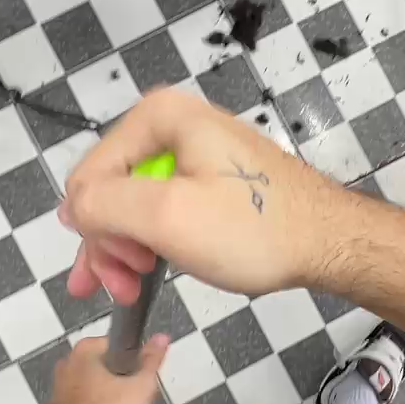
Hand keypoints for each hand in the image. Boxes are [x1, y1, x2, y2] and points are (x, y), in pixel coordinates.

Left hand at [48, 336, 167, 403]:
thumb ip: (152, 360)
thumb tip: (162, 336)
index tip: (140, 376)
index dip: (133, 358)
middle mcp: (67, 360)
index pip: (118, 344)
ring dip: (105, 390)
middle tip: (133, 394)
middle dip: (119, 374)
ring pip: (92, 380)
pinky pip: (81, 397)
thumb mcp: (141, 385)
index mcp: (85, 349)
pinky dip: (92, 403)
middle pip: (104, 362)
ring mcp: (58, 383)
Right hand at [61, 89, 363, 300]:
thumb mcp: (167, 216)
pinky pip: (165, 206)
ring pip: (135, 201)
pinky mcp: (214, 178)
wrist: (329, 243)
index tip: (116, 271)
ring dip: (126, 246)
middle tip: (122, 287)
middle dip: (108, 241)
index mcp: (161, 116)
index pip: (90, 174)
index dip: (93, 228)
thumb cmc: (252, 229)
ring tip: (131, 286)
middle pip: (111, 187)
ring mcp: (197, 151)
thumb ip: (104, 204)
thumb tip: (75, 206)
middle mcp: (175, 123)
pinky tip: (148, 270)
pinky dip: (153, 239)